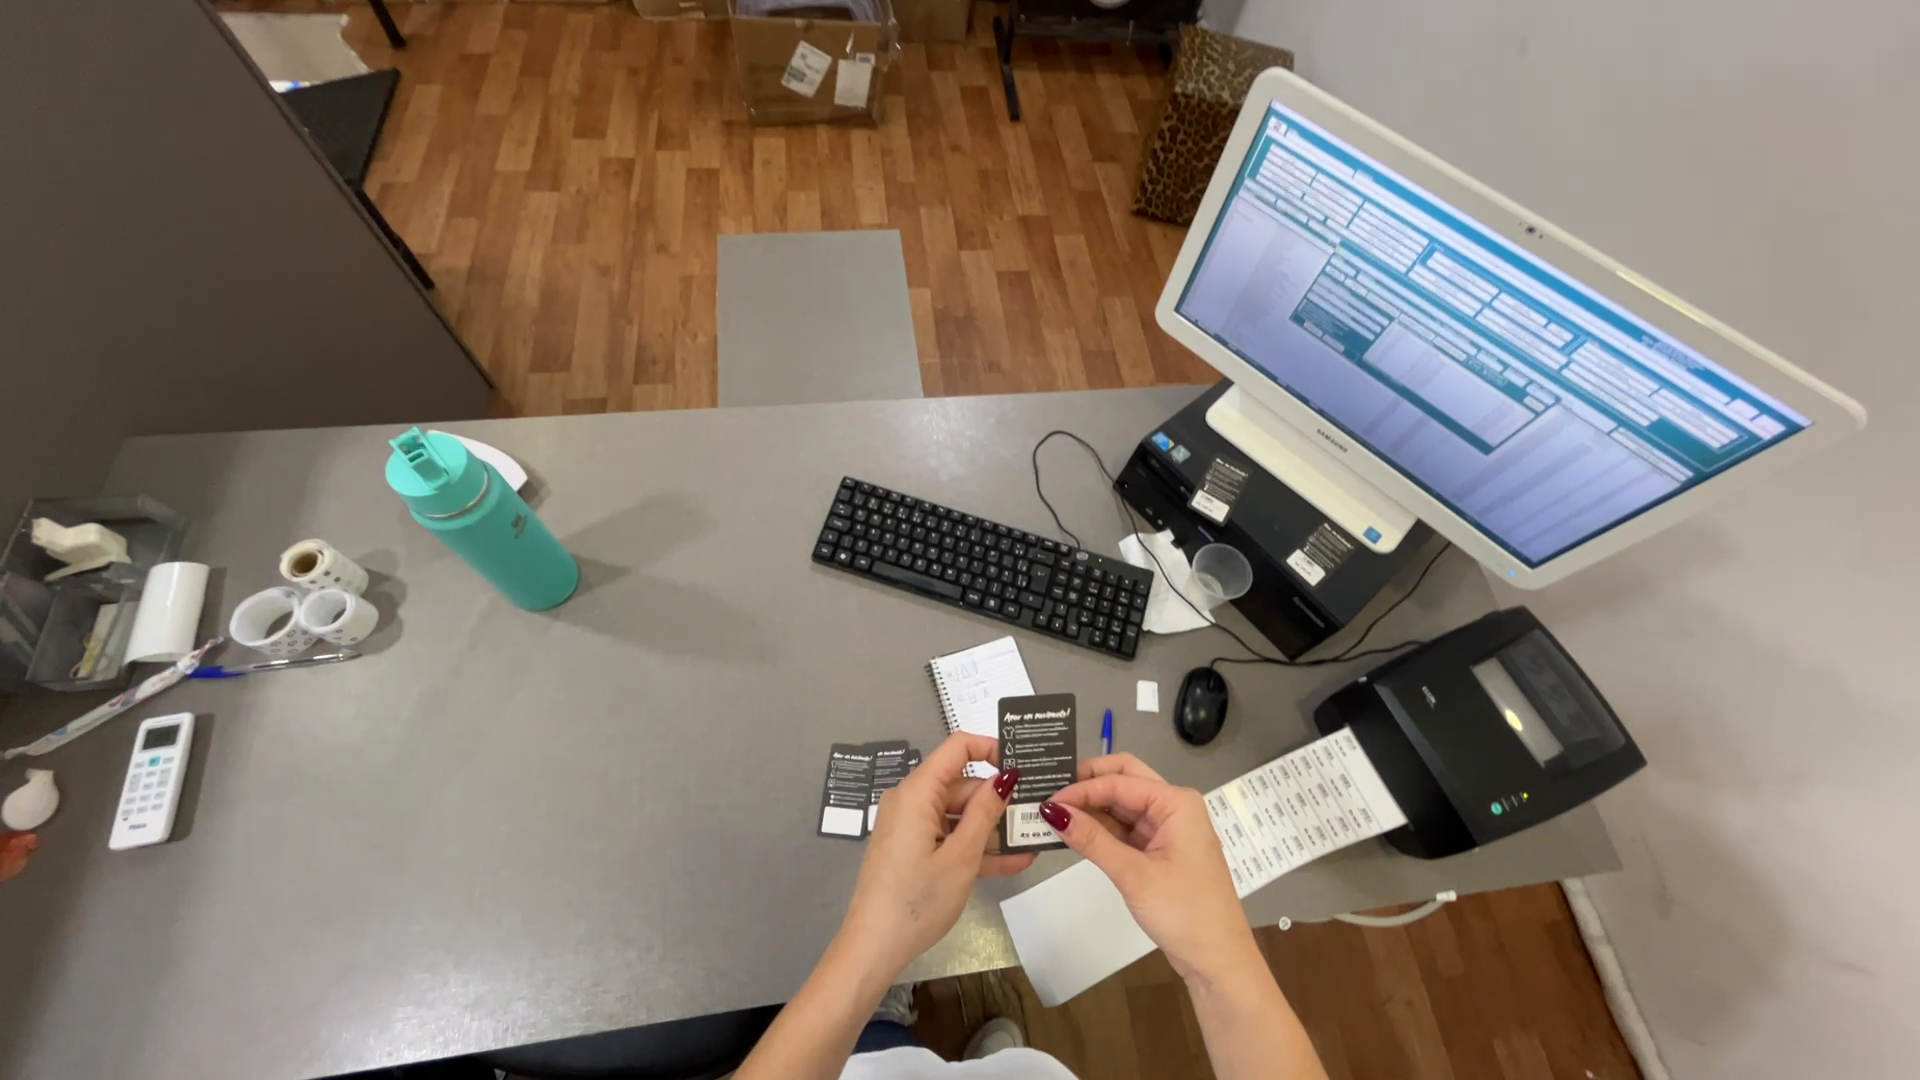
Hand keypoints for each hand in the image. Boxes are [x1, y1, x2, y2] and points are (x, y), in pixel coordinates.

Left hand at [837, 733, 1035, 978]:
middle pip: (961, 784)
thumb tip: (1006, 776)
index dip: (991, 748)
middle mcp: (911, 800)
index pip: (958, 747)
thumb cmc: (917, 899)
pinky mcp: (912, 849)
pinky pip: (948, 836)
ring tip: (1033, 842)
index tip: (1023, 766)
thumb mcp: (961, 857)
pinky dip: (974, 847)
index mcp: (918, 791)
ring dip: (992, 829)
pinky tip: (1013, 862)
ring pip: (958, 814)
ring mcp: (911, 826)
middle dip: (998, 799)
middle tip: (1037, 814)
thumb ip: (985, 813)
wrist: (872, 948)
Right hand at [1042, 754, 1261, 984]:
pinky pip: (1125, 827)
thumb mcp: (1134, 874)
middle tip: (1049, 790)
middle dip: (1087, 782)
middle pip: (1123, 778)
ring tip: (1053, 810)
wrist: (1219, 962)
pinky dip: (1100, 827)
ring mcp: (1166, 828)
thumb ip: (1092, 839)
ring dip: (1091, 806)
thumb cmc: (1184, 912)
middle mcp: (1172, 807)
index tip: (1045, 801)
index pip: (1119, 781)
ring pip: (1122, 803)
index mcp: (1175, 802)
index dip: (1081, 789)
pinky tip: (1074, 830)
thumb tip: (1051, 811)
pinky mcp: (1159, 850)